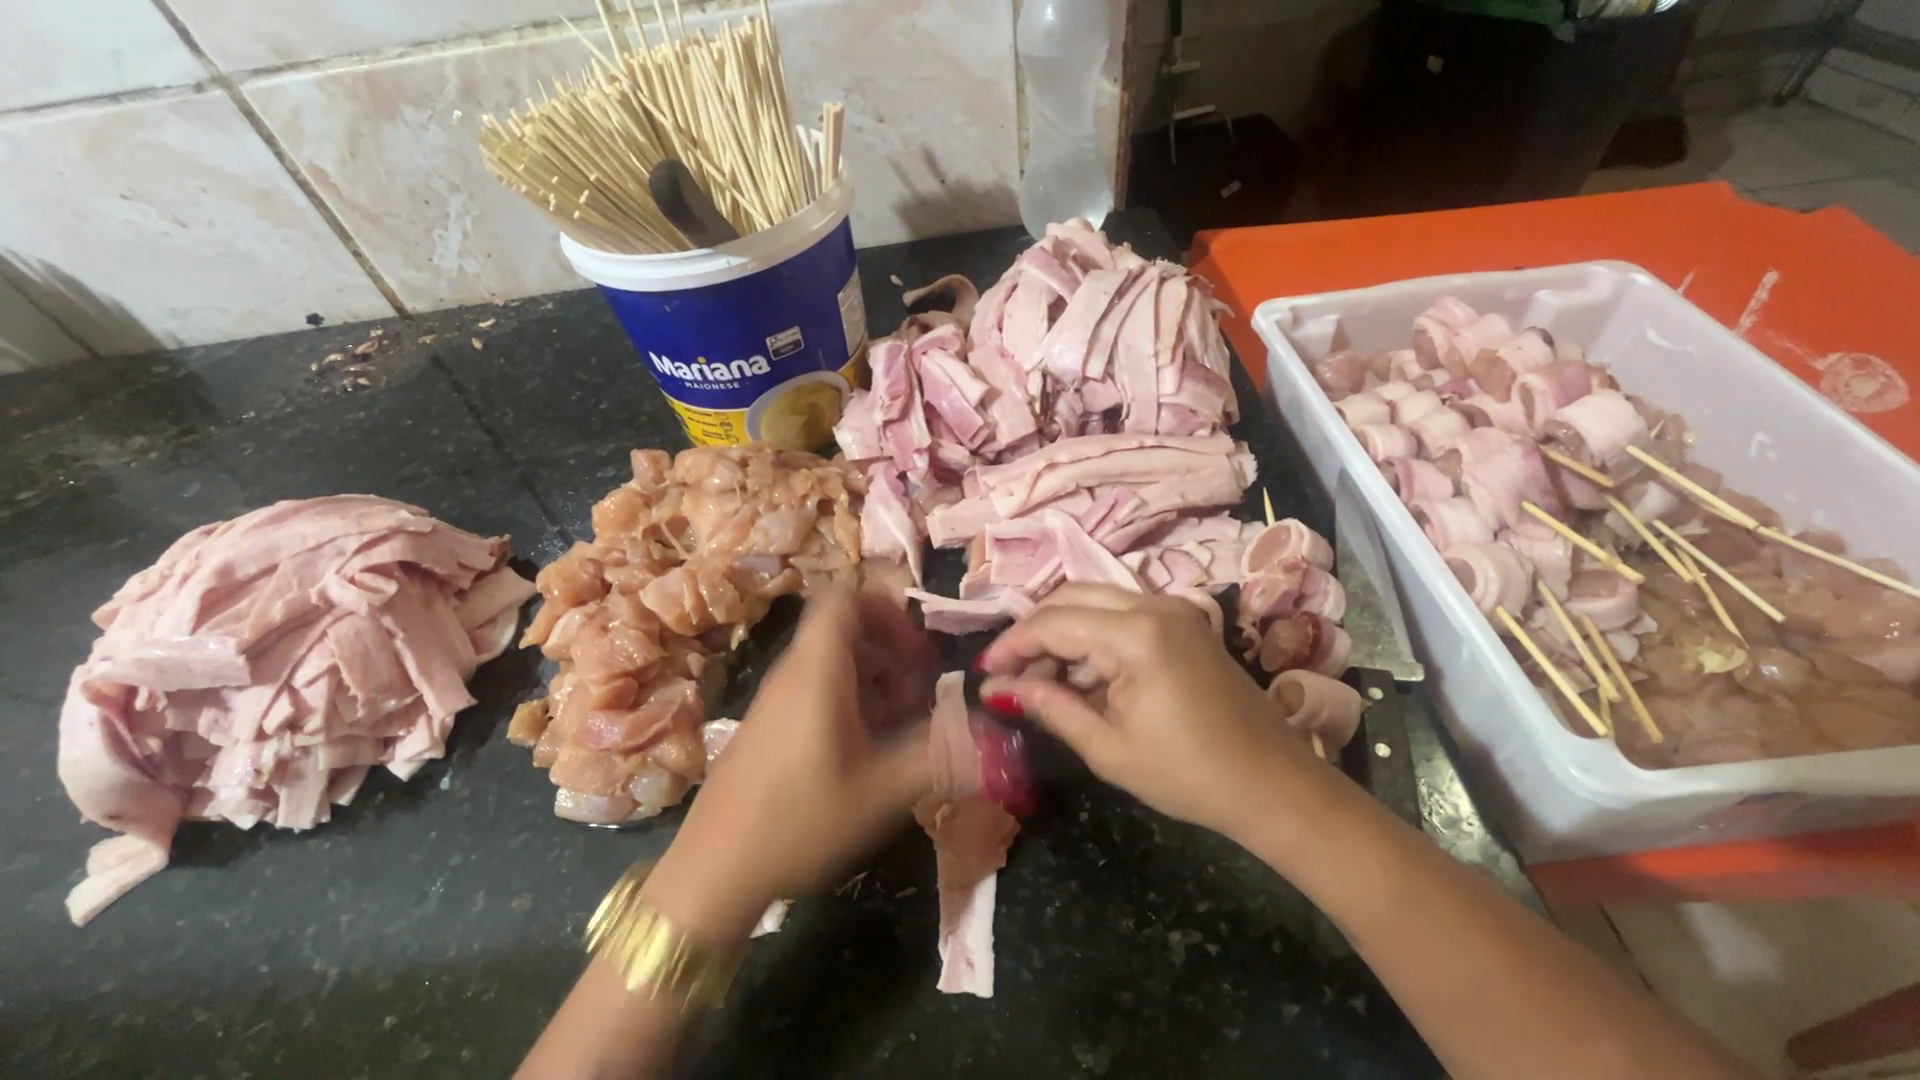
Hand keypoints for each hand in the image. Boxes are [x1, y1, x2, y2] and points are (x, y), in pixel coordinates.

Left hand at [641, 589, 936, 945]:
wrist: (712, 873)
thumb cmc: (798, 822)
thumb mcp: (881, 793)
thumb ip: (942, 758)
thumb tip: (1000, 738)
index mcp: (817, 671)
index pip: (846, 598)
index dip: (888, 611)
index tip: (920, 653)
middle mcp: (793, 674)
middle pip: (846, 631)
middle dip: (893, 652)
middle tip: (924, 694)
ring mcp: (777, 701)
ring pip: (834, 664)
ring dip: (876, 681)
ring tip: (905, 726)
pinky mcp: (770, 729)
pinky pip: (817, 691)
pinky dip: (852, 703)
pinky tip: (871, 751)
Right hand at [978, 584, 1320, 836]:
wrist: (1272, 785)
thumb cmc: (1188, 775)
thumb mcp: (1107, 748)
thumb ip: (1049, 707)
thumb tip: (996, 689)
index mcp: (1136, 634)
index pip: (1053, 622)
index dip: (1011, 646)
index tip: (984, 675)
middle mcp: (1155, 604)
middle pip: (1072, 597)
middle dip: (1034, 633)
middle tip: (1009, 676)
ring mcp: (1175, 609)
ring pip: (1096, 601)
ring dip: (1062, 633)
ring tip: (1039, 683)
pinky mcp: (1185, 623)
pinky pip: (1122, 614)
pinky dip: (1092, 637)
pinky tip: (1079, 678)